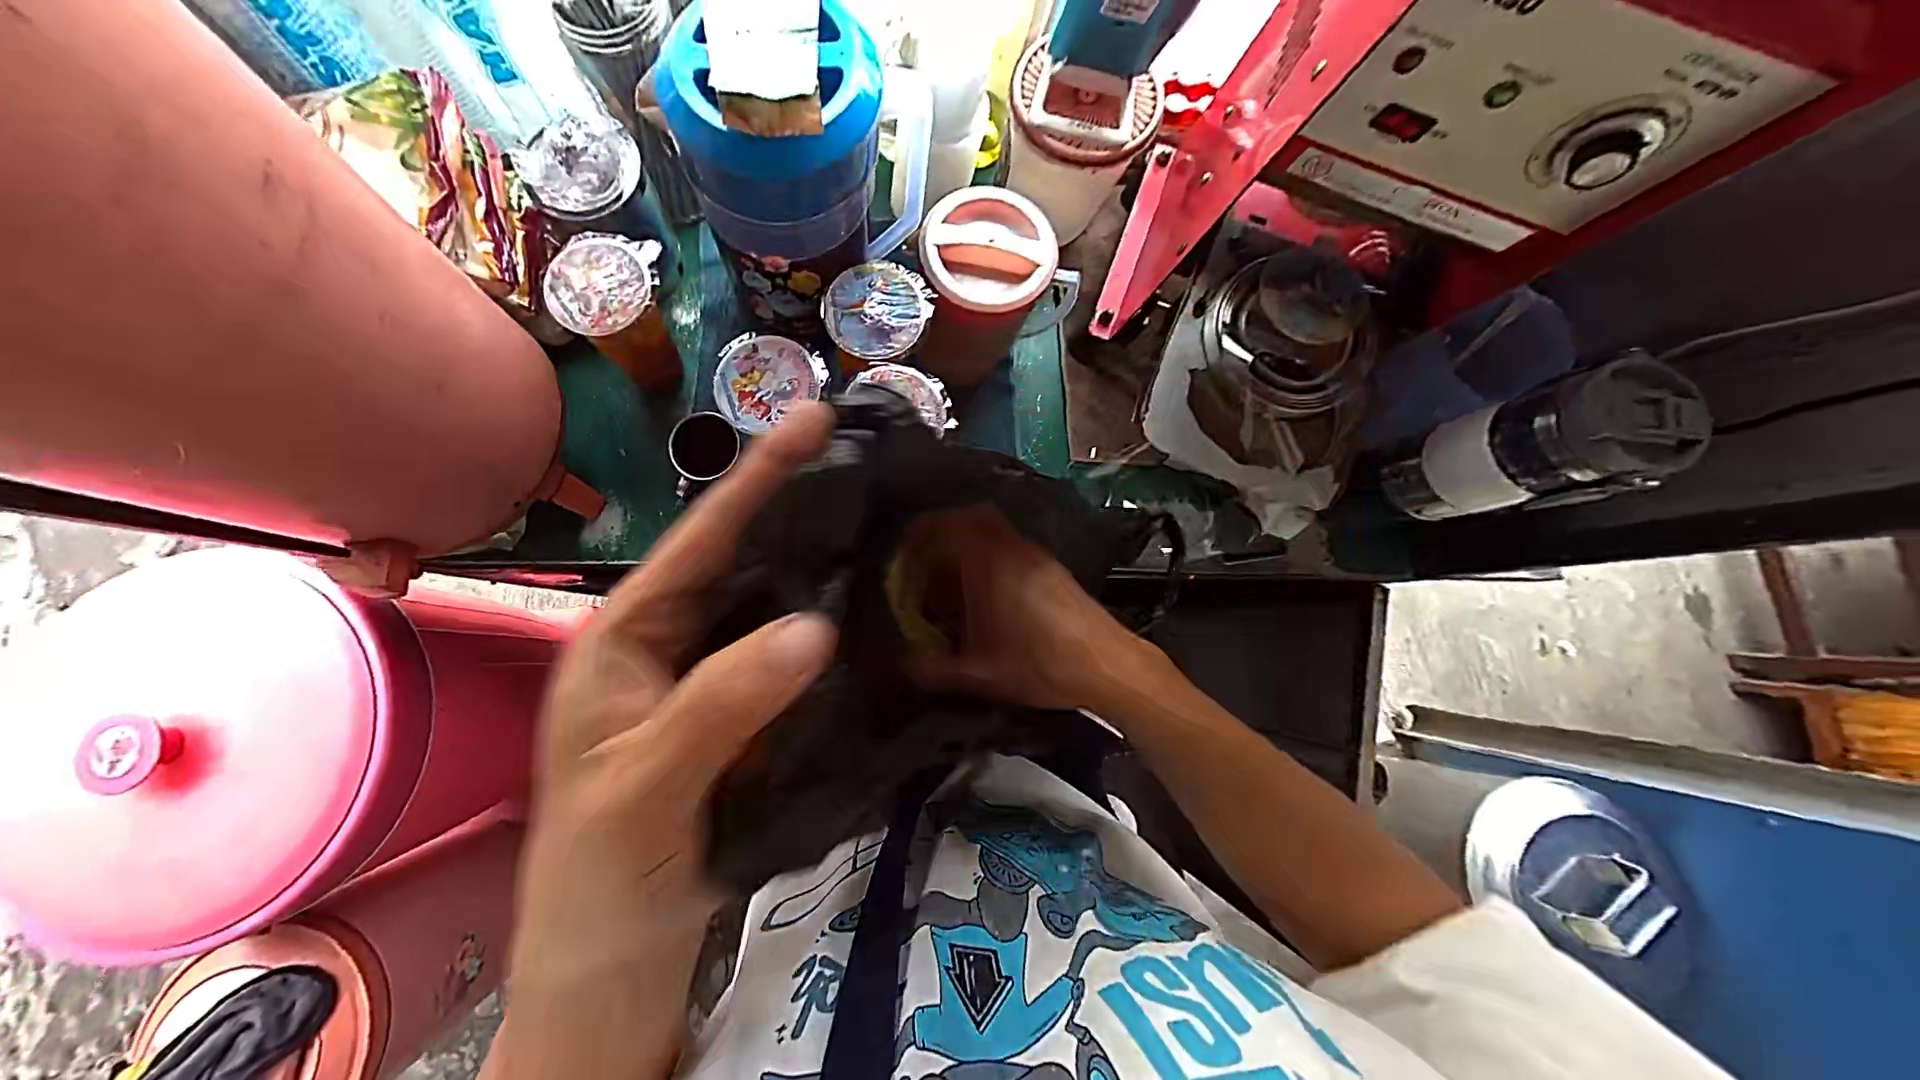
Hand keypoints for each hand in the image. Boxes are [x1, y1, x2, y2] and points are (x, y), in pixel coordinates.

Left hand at [498, 403, 836, 1079]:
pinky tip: (873, 608)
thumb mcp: (645, 789)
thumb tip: (815, 627)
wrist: (615, 973)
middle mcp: (670, 646)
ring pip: (772, 605)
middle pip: (741, 562)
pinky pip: (793, 657)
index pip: (700, 542)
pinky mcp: (747, 716)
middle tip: (866, 461)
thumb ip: (722, 704)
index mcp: (625, 641)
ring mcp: (712, 682)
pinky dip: (831, 627)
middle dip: (798, 507)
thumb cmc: (601, 881)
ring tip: (883, 518)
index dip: (757, 479)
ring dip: (821, 564)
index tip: (812, 419)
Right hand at [905, 505, 1157, 711]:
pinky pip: (1012, 548)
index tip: (906, 547)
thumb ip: (933, 669)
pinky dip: (991, 559)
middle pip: (974, 518)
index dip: (922, 530)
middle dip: (945, 533)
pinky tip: (987, 597)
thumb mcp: (978, 674)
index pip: (949, 523)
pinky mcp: (1053, 569)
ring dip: (969, 547)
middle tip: (927, 560)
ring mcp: (1037, 556)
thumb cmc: (1041, 665)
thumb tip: (906, 663)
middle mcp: (1014, 549)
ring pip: (995, 533)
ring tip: (953, 583)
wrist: (1108, 666)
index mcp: (990, 563)